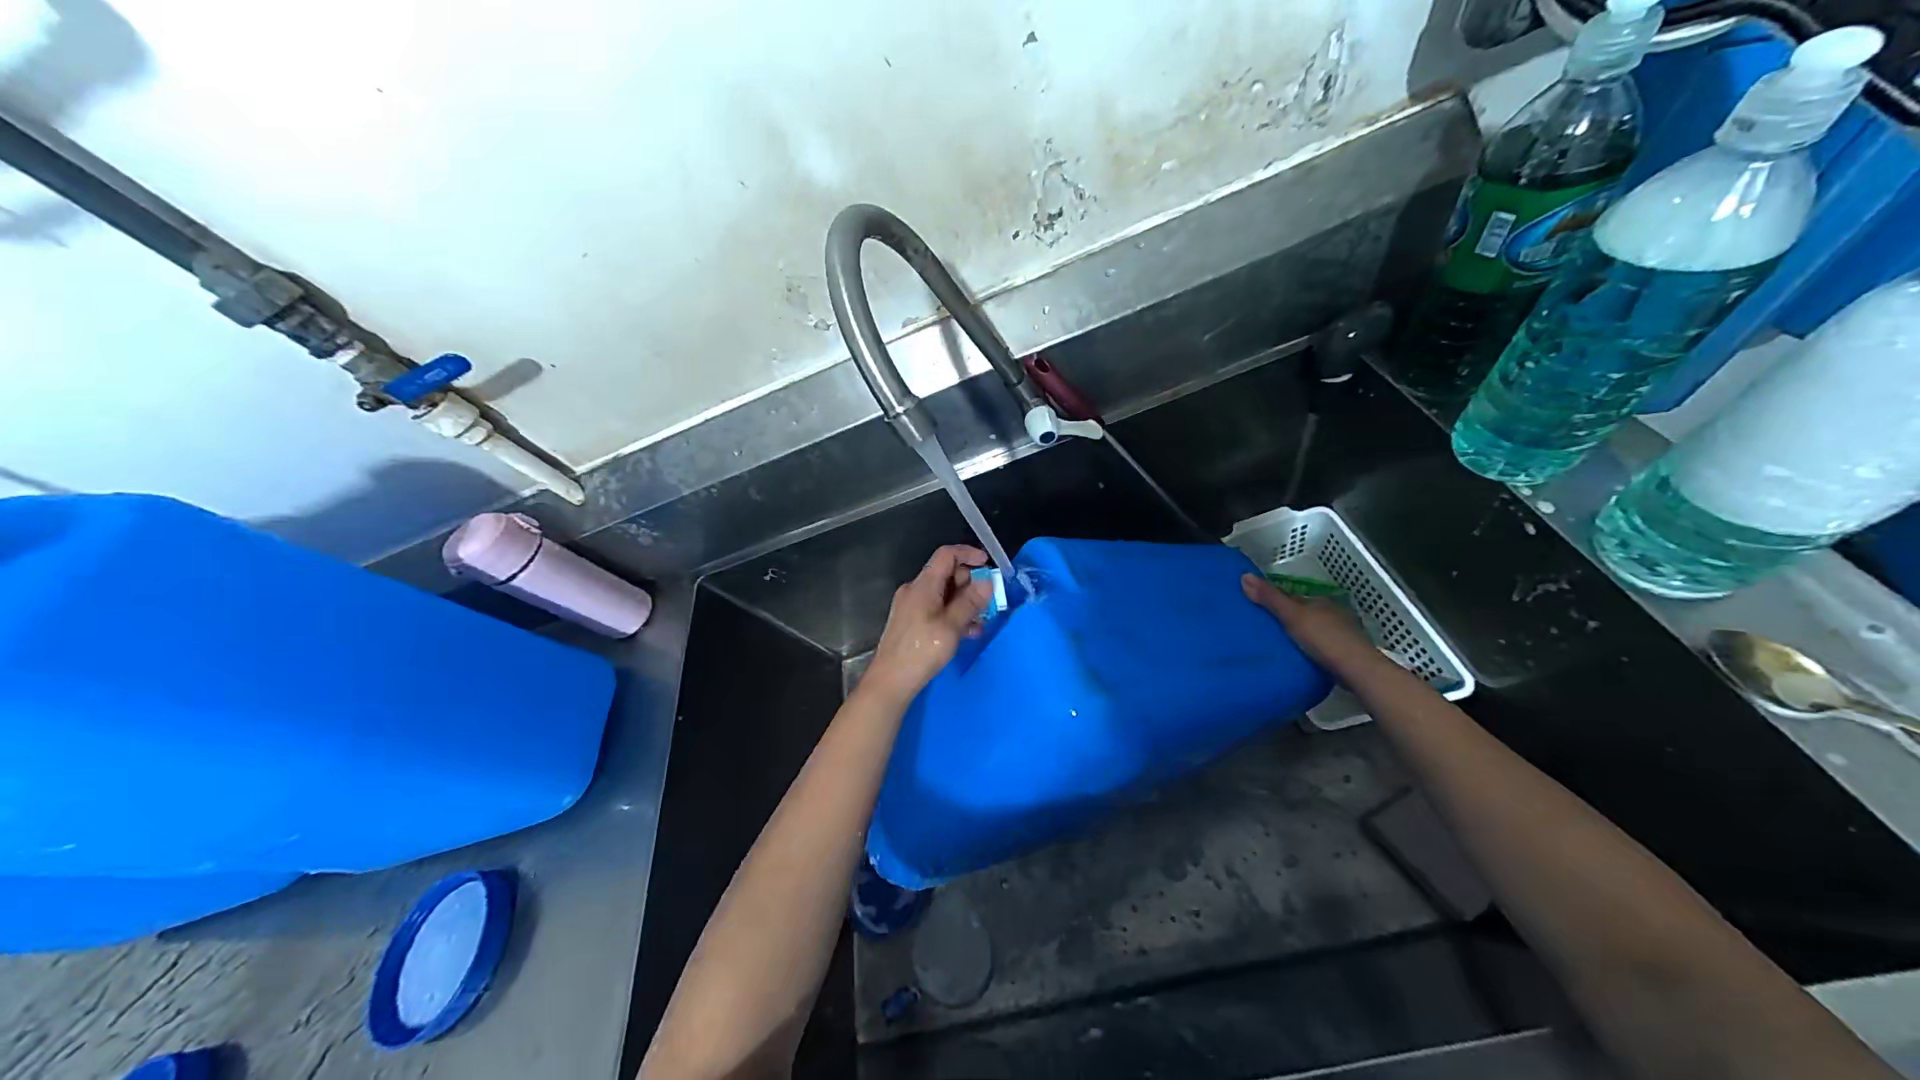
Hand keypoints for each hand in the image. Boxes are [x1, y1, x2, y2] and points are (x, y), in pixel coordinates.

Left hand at [864, 545, 993, 700]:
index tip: (988, 565)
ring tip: (981, 621)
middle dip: (970, 583)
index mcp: (923, 585)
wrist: (890, 681)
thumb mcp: (951, 626)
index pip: (946, 555)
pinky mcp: (911, 622)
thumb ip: (970, 602)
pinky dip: (953, 614)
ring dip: (964, 602)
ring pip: (944, 594)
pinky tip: (967, 632)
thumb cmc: (921, 652)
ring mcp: (911, 606)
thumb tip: (987, 582)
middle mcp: (915, 590)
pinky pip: (937, 608)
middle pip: (946, 574)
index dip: (968, 554)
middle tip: (988, 600)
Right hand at [1241, 573, 1380, 675]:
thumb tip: (1244, 575)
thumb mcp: (1292, 616)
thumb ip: (1270, 598)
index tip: (1260, 610)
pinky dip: (1311, 650)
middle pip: (1306, 613)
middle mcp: (1334, 614)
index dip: (1278, 602)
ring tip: (1279, 645)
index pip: (1295, 598)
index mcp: (1322, 601)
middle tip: (1266, 629)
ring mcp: (1343, 635)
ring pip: (1315, 631)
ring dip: (1301, 636)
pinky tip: (1299, 658)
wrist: (1356, 670)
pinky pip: (1321, 648)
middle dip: (1290, 619)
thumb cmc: (1324, 638)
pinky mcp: (1345, 654)